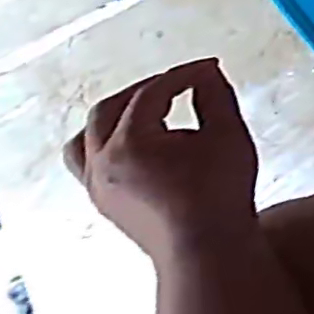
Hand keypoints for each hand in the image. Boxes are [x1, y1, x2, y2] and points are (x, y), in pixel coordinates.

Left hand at [64, 58, 259, 260]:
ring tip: (150, 108)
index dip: (183, 74)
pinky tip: (143, 142)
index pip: (151, 93)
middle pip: (108, 110)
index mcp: (130, 143)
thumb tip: (205, 74)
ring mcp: (96, 186)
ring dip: (116, 115)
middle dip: (145, 88)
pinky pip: (89, 162)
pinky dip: (111, 140)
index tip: (210, 67)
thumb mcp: (227, 132)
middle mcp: (101, 163)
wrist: (205, 246)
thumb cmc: (220, 188)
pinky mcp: (103, 202)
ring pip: (86, 138)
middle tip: (180, 81)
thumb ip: (215, 96)